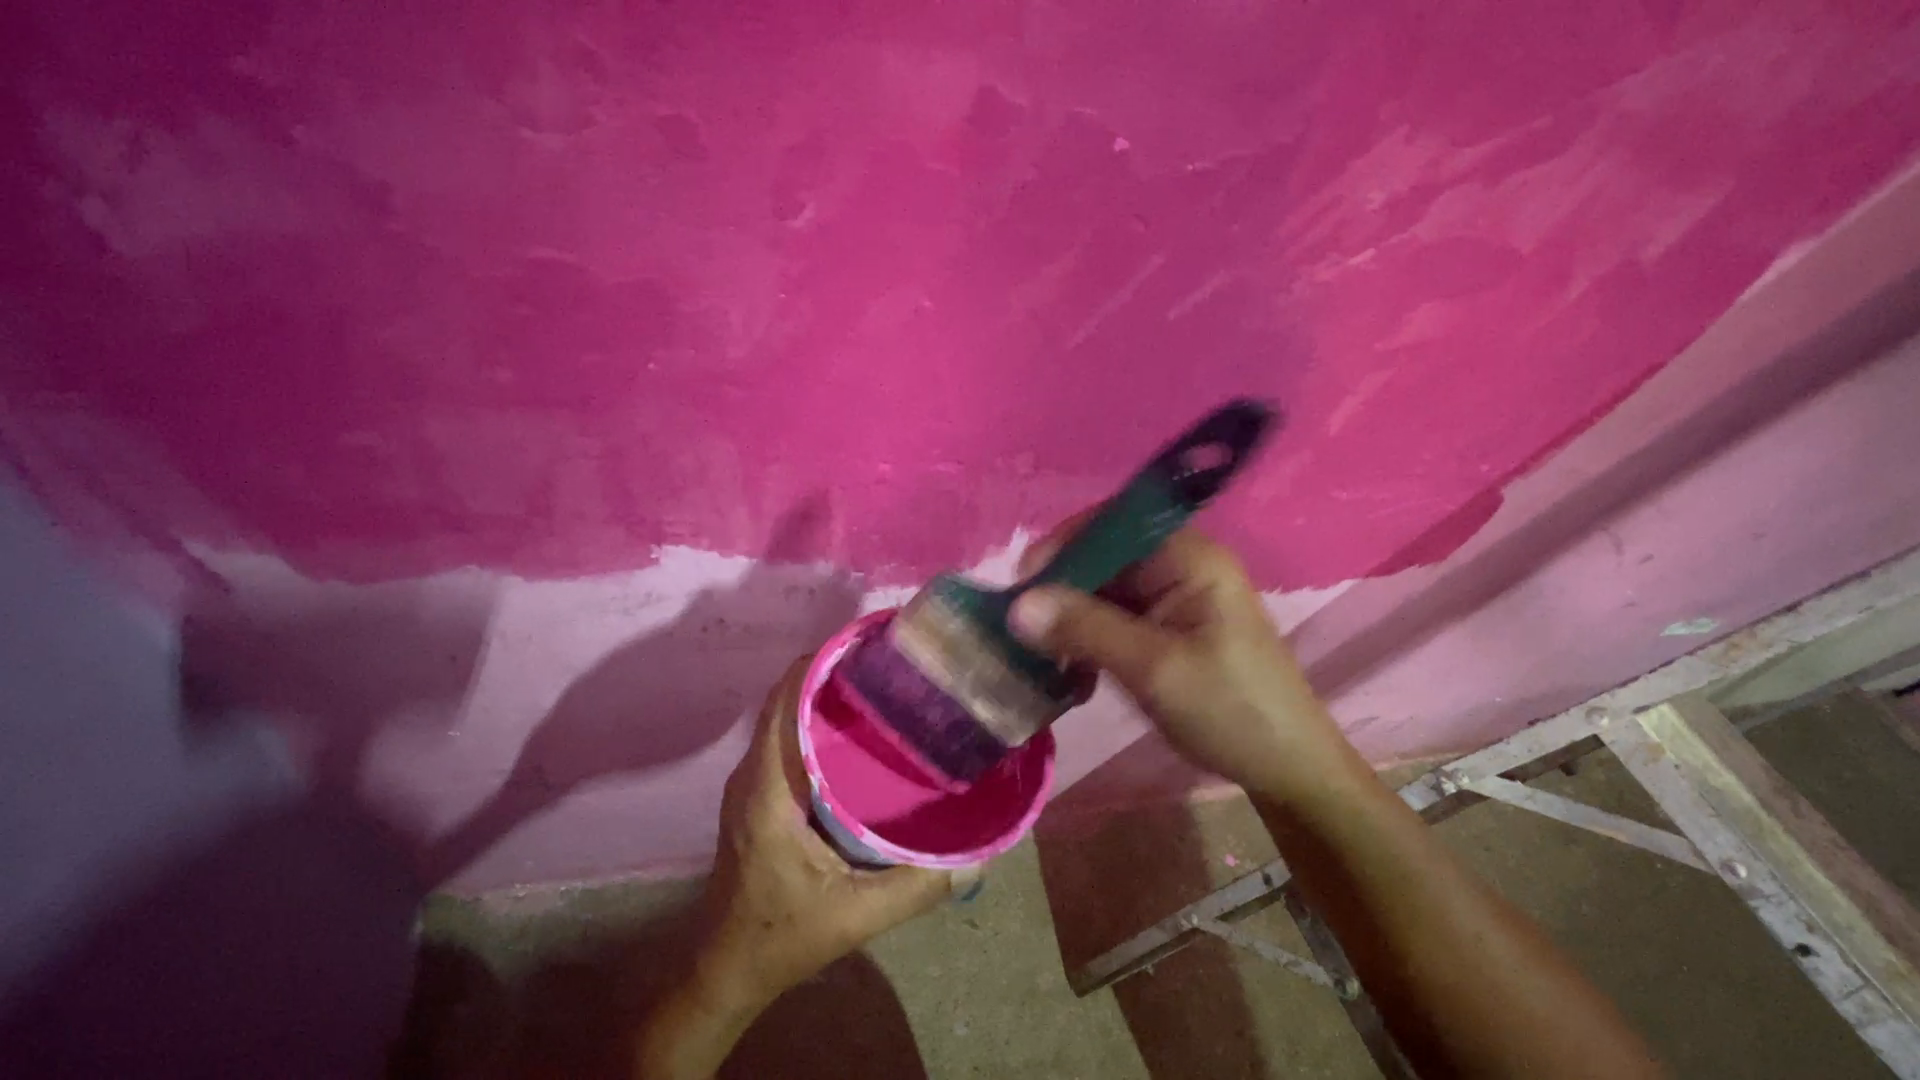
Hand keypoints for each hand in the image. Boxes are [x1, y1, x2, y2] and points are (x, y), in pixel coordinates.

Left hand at [638, 659, 963, 1077]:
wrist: (726, 969)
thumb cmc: (782, 938)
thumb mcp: (855, 916)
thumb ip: (916, 887)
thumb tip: (977, 855)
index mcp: (768, 787)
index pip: (786, 697)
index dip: (824, 661)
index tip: (874, 647)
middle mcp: (752, 773)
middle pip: (788, 697)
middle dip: (836, 672)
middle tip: (895, 667)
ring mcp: (751, 783)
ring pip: (786, 715)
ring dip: (826, 695)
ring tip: (885, 691)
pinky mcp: (757, 794)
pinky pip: (785, 737)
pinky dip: (817, 721)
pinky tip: (862, 735)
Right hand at [1008, 516, 1365, 804]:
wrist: (1288, 769)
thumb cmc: (1230, 710)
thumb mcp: (1153, 668)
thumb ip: (1085, 628)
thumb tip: (1016, 604)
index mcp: (1189, 559)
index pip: (1110, 527)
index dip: (1061, 549)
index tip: (1019, 590)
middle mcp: (1180, 568)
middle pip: (1102, 561)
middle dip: (1060, 594)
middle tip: (1020, 634)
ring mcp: (1175, 602)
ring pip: (1102, 596)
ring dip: (1070, 625)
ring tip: (1042, 662)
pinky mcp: (1169, 634)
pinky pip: (1114, 624)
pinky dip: (1088, 645)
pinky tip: (1072, 679)